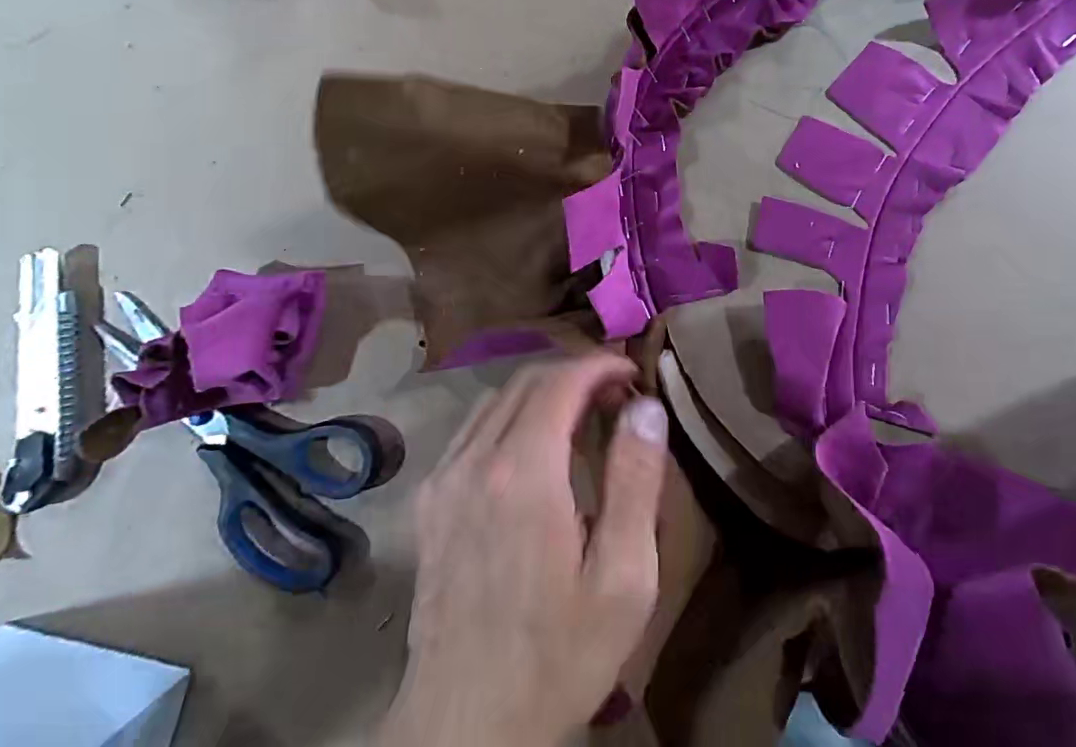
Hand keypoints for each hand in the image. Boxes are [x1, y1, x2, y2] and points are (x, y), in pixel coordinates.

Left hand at [380, 353, 669, 746]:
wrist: (463, 729)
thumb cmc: (559, 655)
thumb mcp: (623, 576)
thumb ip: (636, 482)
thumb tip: (646, 407)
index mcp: (523, 475)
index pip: (560, 382)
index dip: (601, 365)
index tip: (635, 375)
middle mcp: (474, 464)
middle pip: (526, 381)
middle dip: (577, 373)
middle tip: (619, 397)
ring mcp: (442, 484)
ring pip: (495, 400)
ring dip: (544, 391)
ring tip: (586, 415)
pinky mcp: (429, 506)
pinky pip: (472, 431)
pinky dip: (512, 416)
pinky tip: (538, 448)